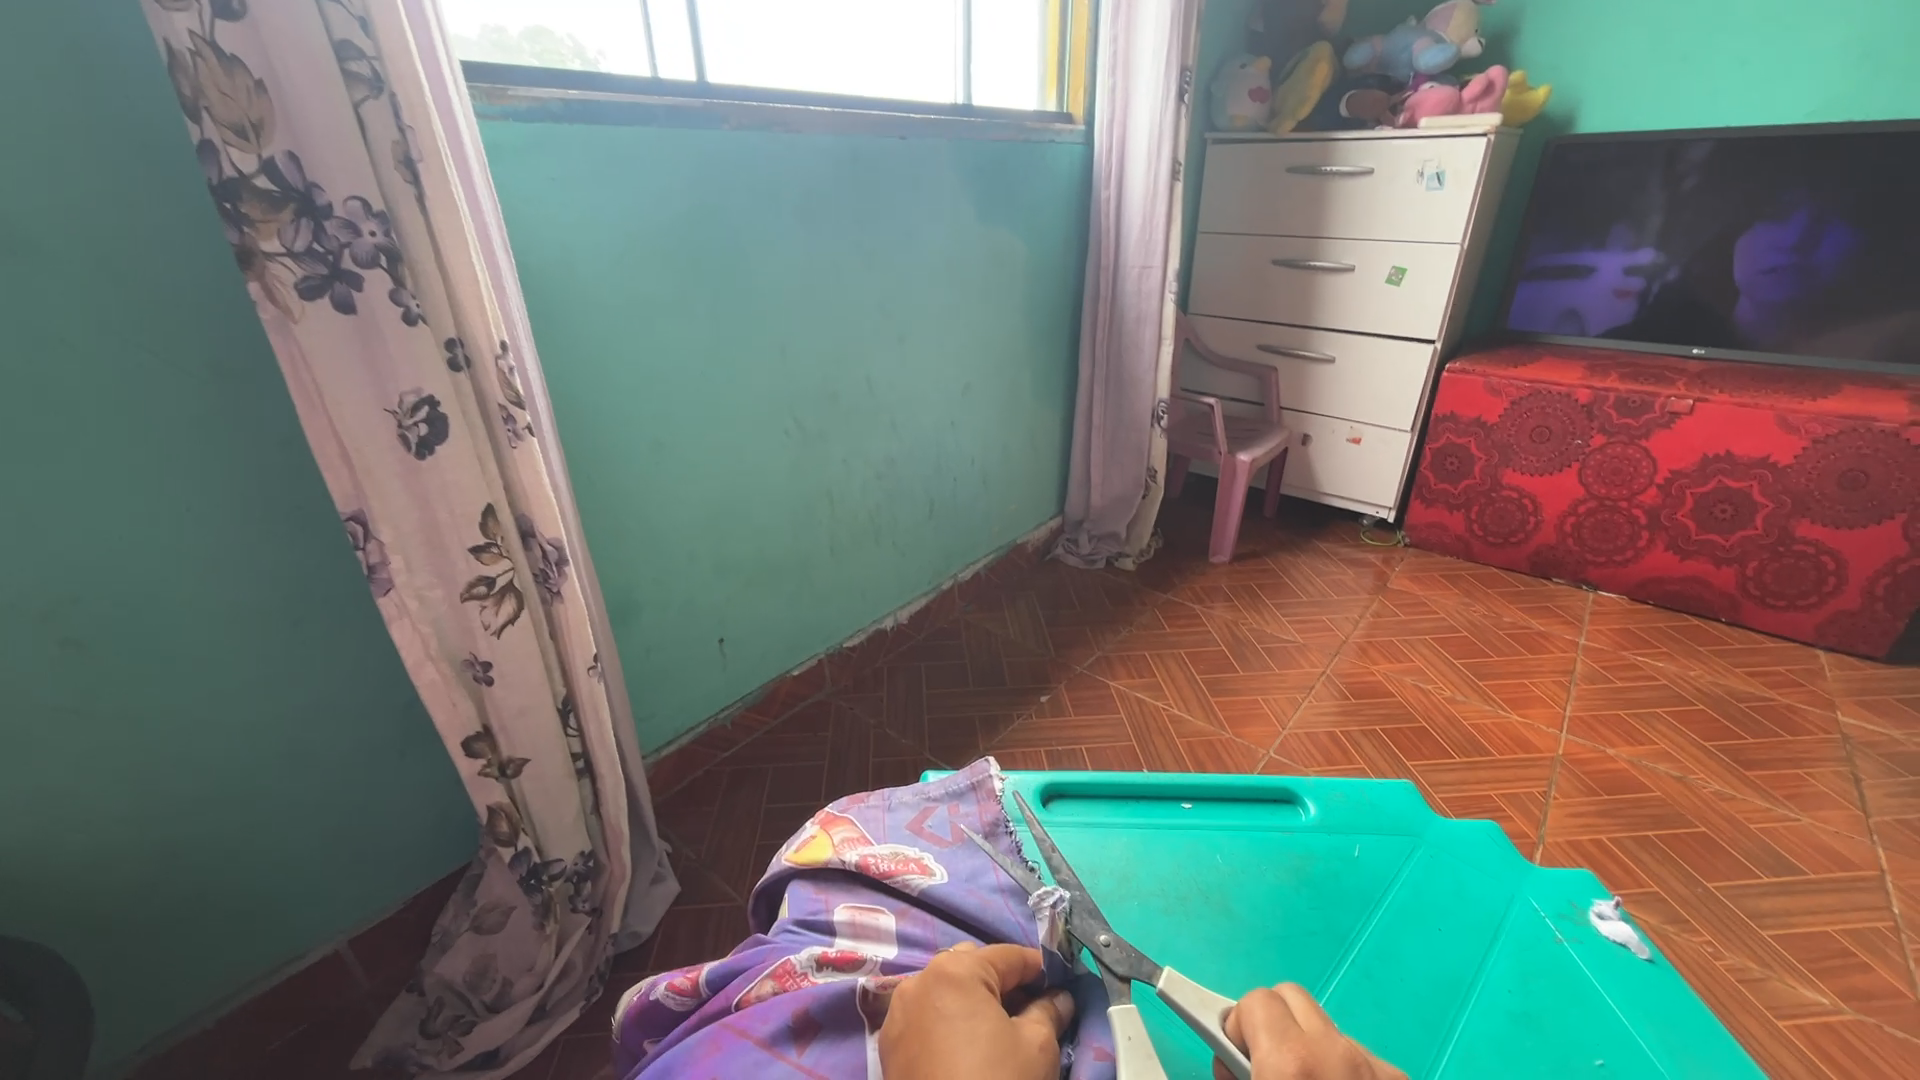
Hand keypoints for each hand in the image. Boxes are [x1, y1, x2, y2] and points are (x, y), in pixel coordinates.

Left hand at [878, 943, 1075, 1079]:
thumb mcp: (1036, 1047)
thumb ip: (1048, 1012)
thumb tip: (1060, 997)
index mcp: (955, 970)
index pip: (1006, 956)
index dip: (1037, 968)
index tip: (1058, 982)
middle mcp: (919, 981)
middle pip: (971, 966)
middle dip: (1001, 982)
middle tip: (1030, 1008)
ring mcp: (898, 1014)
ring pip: (944, 991)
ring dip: (972, 1001)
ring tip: (998, 1030)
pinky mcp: (888, 1047)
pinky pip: (925, 1018)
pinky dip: (947, 1022)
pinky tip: (967, 1048)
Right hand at [1214, 983, 1405, 1079]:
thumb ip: (1232, 1072)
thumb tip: (1230, 1057)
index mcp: (1291, 1062)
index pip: (1255, 1000)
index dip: (1240, 1025)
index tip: (1237, 1052)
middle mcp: (1338, 1055)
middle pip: (1292, 995)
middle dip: (1273, 1021)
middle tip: (1267, 1064)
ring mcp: (1377, 1069)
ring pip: (1328, 1026)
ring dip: (1310, 1045)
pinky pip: (1361, 1054)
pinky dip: (1344, 1068)